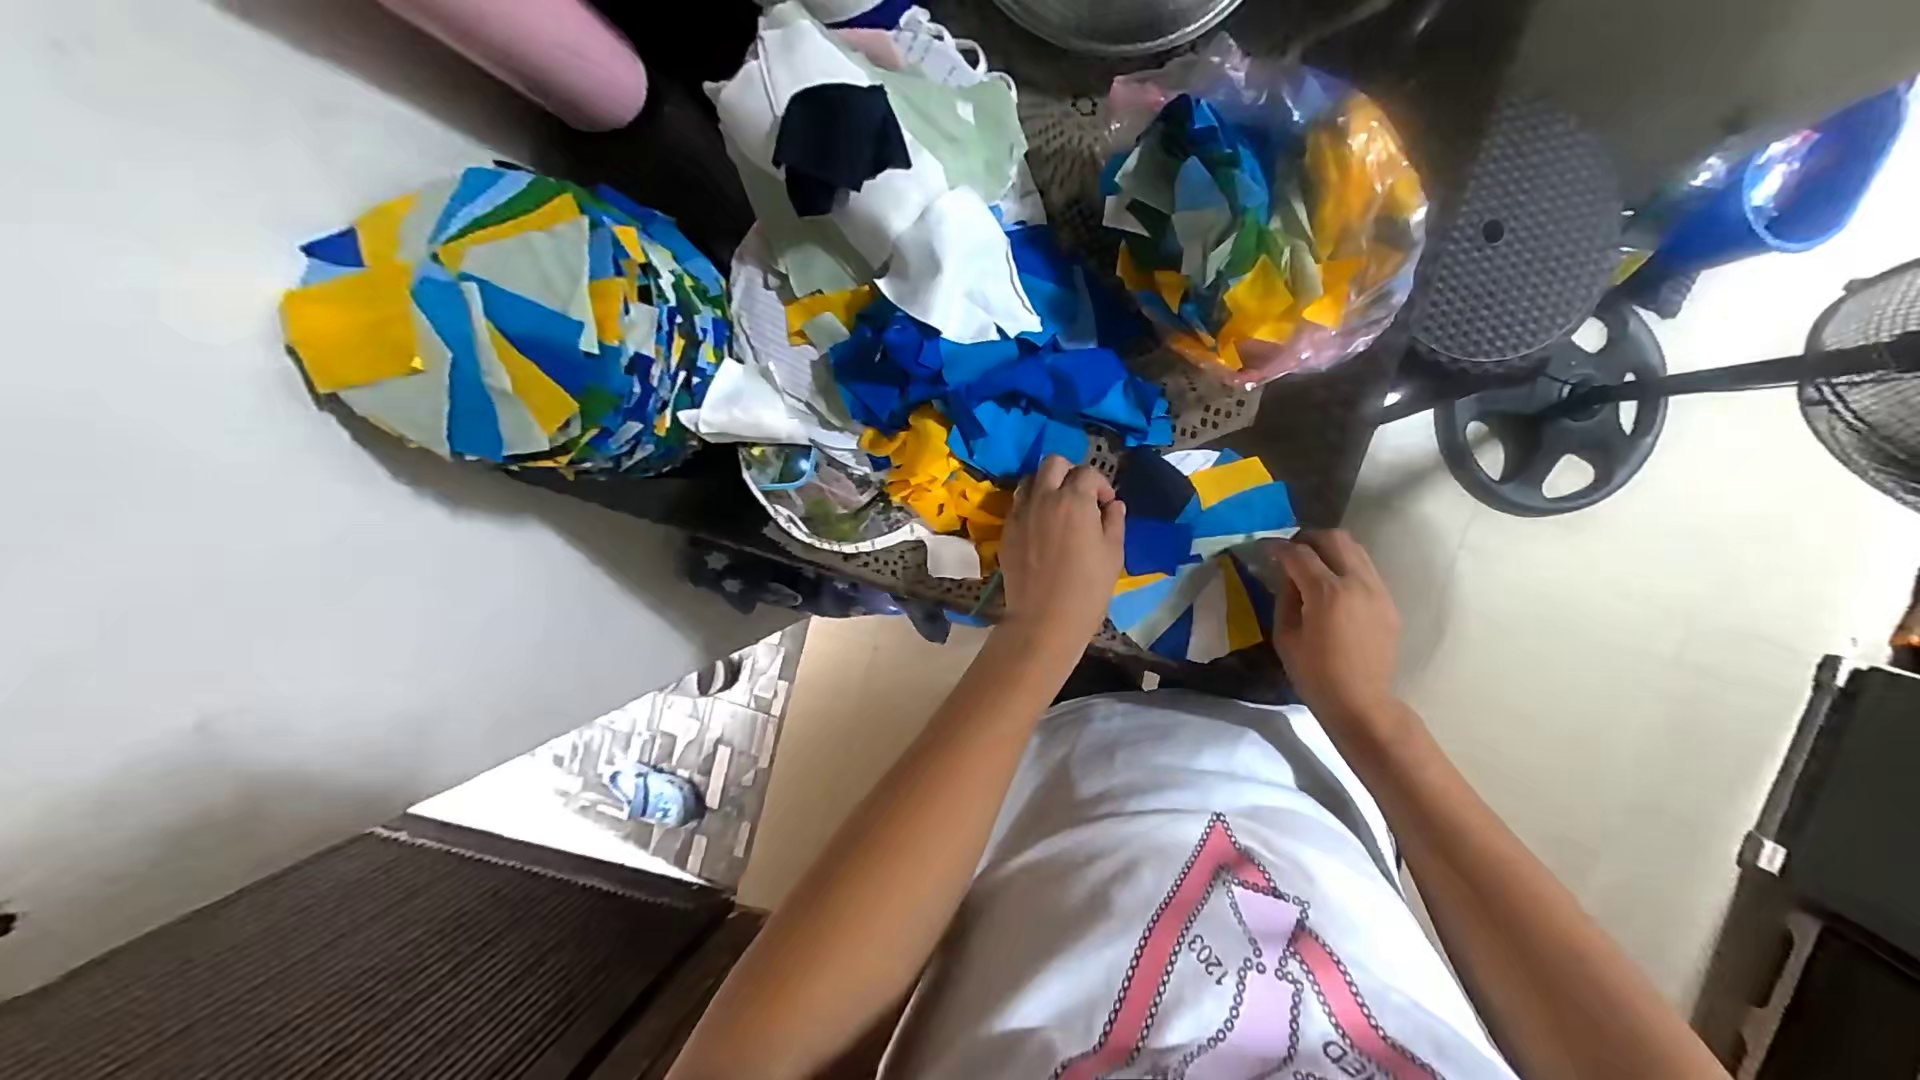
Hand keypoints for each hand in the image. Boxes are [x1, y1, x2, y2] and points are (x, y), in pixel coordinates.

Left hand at [997, 455, 1125, 649]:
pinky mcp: (1006, 531)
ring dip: (1046, 485)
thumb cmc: (1087, 590)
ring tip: (1058, 508)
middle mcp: (1043, 498)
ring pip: (1030, 480)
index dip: (1101, 484)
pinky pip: (1018, 505)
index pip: (1087, 472)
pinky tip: (1041, 528)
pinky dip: (1031, 506)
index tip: (1106, 504)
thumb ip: (1114, 522)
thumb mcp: (1113, 554)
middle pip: (1053, 463)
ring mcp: (1020, 513)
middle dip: (1070, 472)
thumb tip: (1113, 505)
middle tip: (1081, 496)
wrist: (1044, 620)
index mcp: (1074, 500)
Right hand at [1260, 530, 1403, 731]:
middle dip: (1308, 538)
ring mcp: (1379, 591)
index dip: (1278, 547)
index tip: (1264, 548)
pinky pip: (1366, 570)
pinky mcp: (1388, 602)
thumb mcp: (1285, 633)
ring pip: (1355, 549)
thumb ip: (1286, 595)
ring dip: (1329, 550)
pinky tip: (1331, 586)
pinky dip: (1345, 566)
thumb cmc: (1313, 672)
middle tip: (1290, 552)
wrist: (1360, 701)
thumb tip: (1286, 572)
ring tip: (1311, 564)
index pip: (1299, 553)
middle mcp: (1358, 583)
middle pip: (1334, 538)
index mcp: (1328, 592)